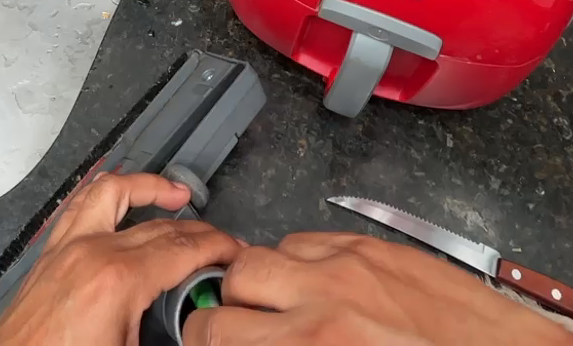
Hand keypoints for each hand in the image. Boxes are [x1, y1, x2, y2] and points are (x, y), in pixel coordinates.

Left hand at [0, 172, 243, 345]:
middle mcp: (90, 251)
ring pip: (112, 192)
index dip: (216, 246)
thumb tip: (199, 330)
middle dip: (197, 230)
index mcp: (116, 280)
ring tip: (175, 193)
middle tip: (221, 242)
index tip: (236, 251)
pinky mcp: (48, 256)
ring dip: (148, 187)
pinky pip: (81, 206)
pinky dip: (106, 194)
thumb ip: (169, 334)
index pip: (181, 247)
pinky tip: (119, 203)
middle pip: (158, 224)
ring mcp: (65, 248)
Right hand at [184, 232, 572, 345]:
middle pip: (232, 281)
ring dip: (261, 281)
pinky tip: (316, 287)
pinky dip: (298, 261)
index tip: (209, 345)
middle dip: (225, 309)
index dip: (202, 341)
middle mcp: (322, 300)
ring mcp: (346, 263)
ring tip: (278, 308)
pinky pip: (305, 238)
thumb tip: (258, 343)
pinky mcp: (370, 245)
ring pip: (265, 253)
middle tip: (240, 331)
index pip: (217, 333)